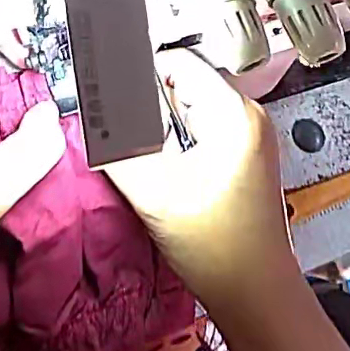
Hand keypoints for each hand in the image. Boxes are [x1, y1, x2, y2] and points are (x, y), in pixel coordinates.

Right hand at [104, 48, 298, 308]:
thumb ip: (120, 146)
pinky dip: (178, 140)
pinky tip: (173, 171)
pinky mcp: (242, 150)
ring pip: (188, 105)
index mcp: (235, 113)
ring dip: (163, 126)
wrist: (254, 290)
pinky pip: (200, 126)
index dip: (138, 73)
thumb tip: (95, 113)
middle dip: (150, 106)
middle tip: (134, 141)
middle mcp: (248, 114)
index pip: (178, 61)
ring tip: (157, 162)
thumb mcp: (156, 191)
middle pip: (183, 82)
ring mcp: (248, 132)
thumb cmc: (219, 248)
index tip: (111, 92)